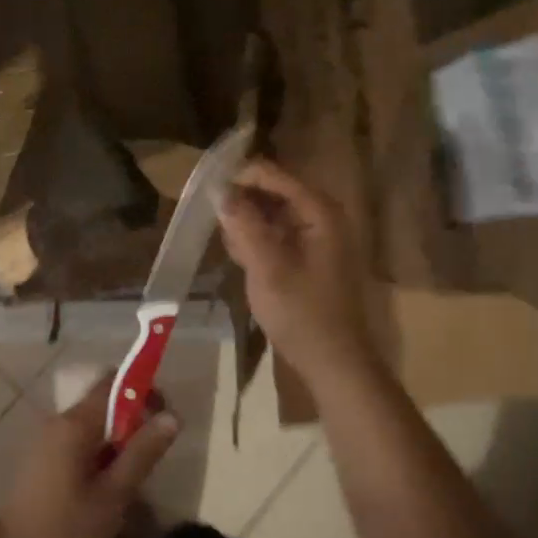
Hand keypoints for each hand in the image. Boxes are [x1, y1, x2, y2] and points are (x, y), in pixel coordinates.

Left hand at [0, 378, 178, 537]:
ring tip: (134, 474)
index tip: (164, 415)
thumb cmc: (68, 529)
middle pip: (102, 402)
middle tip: (154, 453)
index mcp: (73, 424)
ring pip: (92, 424)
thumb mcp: (113, 496)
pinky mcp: (44, 457)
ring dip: (117, 439)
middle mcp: (58, 421)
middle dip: (132, 419)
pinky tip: (110, 483)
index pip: (112, 383)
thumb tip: (172, 416)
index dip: (142, 390)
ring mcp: (47, 438)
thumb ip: (142, 453)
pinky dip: (99, 451)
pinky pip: (78, 440)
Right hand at [218, 159, 381, 383]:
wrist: (333, 363)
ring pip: (269, 211)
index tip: (204, 191)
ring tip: (232, 246)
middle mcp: (321, 214)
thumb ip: (243, 224)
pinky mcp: (307, 254)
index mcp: (319, 210)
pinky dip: (256, 238)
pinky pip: (275, 231)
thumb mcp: (266, 267)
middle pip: (270, 189)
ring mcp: (316, 235)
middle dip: (241, 202)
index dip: (237, 177)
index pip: (271, 173)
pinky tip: (242, 258)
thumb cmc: (302, 314)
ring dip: (246, 222)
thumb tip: (218, 190)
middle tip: (216, 223)